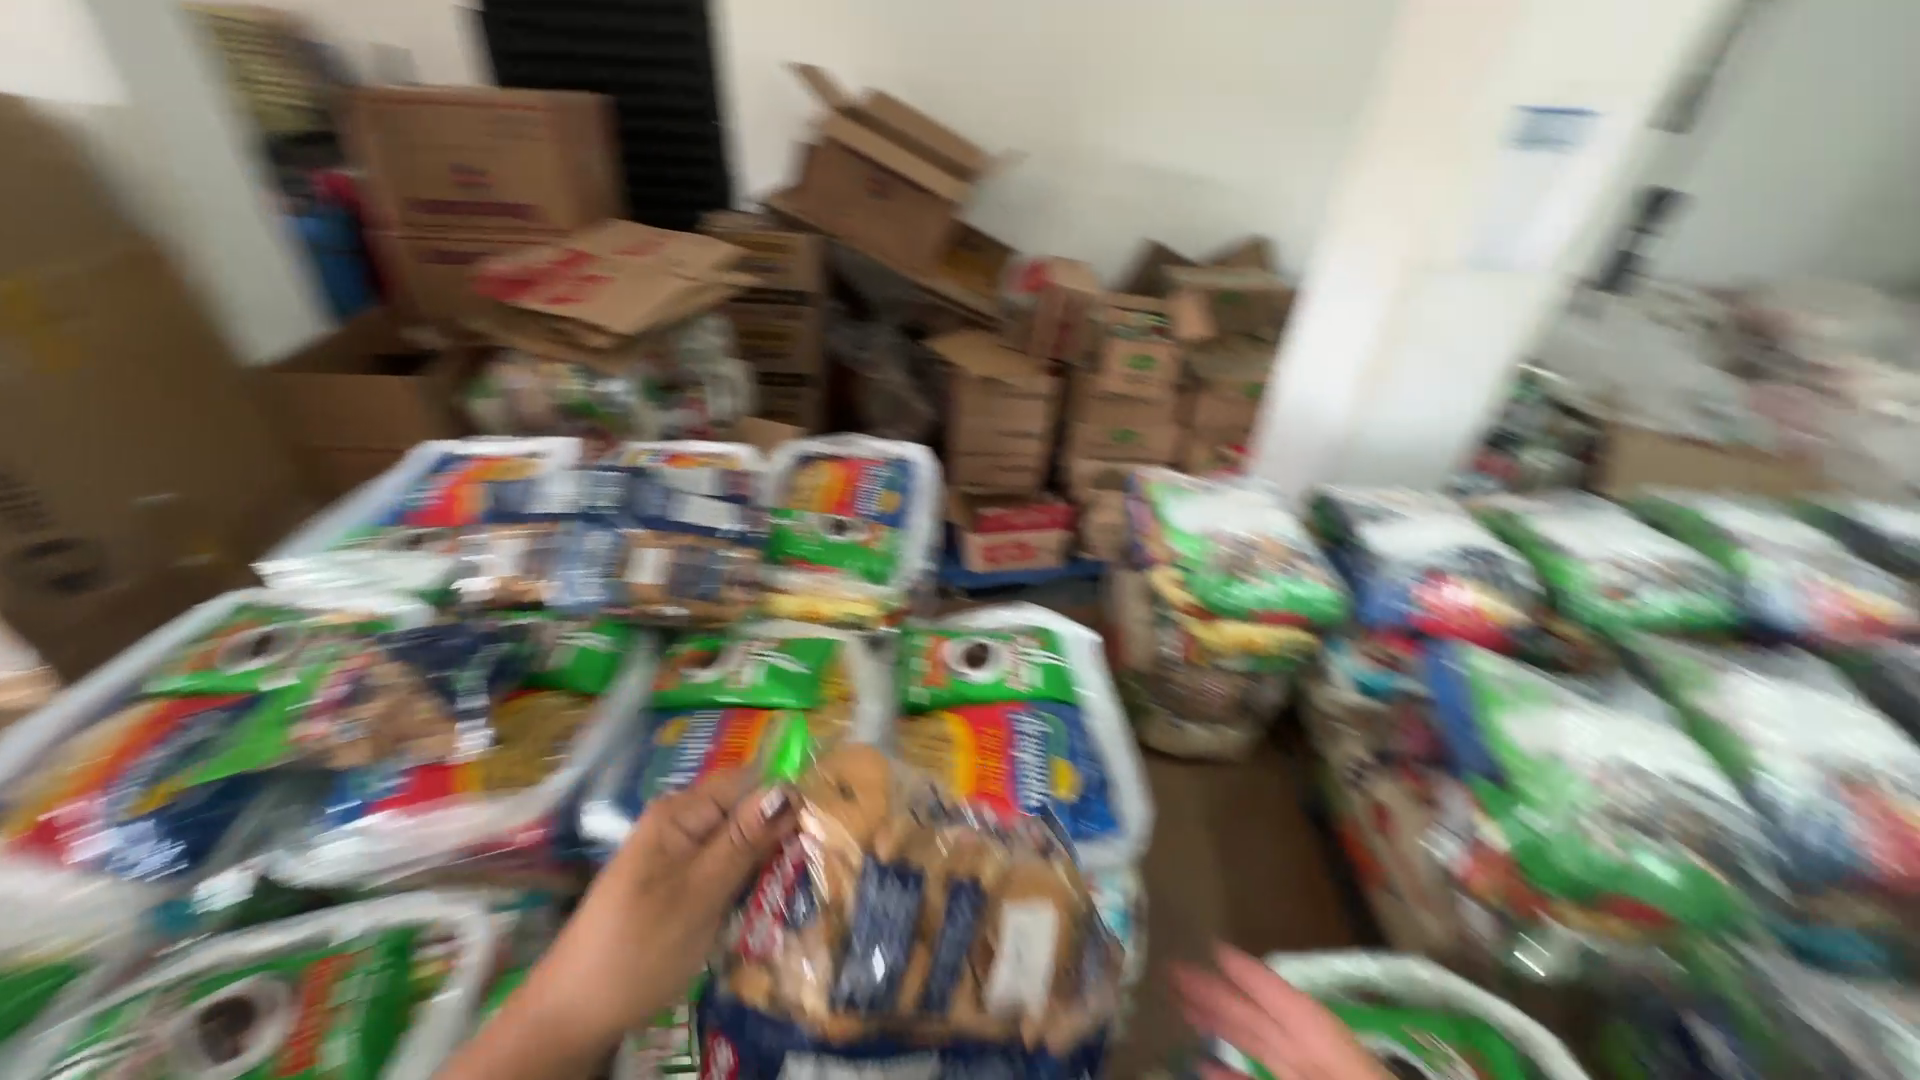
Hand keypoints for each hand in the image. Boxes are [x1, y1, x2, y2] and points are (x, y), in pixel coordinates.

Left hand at [547, 769, 798, 1036]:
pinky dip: (745, 885)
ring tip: (793, 893)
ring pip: (738, 843)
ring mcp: (676, 855)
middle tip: (811, 871)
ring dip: (765, 865)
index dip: (785, 801)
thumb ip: (743, 840)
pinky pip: (723, 869)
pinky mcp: (676, 885)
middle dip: (778, 836)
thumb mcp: (701, 894)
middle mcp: (680, 823)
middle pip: (745, 811)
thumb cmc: (640, 949)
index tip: (819, 834)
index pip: (749, 782)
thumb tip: (787, 788)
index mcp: (681, 813)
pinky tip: (761, 909)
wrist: (574, 1014)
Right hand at [1175, 945, 1388, 1079]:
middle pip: (1277, 1033)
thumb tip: (1220, 1068)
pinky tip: (1203, 1069)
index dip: (1261, 983)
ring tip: (1185, 1009)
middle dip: (1227, 1002)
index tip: (1217, 951)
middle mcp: (1334, 1076)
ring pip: (1272, 1059)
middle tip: (1177, 975)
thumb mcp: (1343, 1077)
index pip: (1302, 1019)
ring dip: (1229, 1035)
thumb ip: (1281, 1066)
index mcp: (1349, 1070)